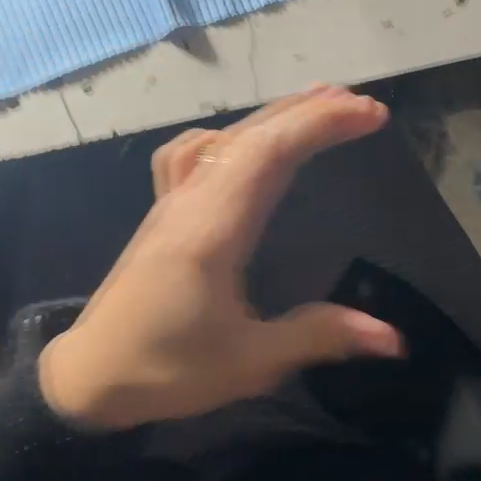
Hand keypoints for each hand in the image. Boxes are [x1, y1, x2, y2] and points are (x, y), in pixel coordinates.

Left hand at [39, 87, 405, 428]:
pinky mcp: (161, 213)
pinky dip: (231, 134)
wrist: (88, 376)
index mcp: (213, 229)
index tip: (370, 115)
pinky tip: (243, 143)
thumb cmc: (165, 369)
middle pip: (251, 135)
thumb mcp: (249, 362)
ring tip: (315, 105)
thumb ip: (318, 337)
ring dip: (272, 116)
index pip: (271, 153)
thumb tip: (393, 337)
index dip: (321, 125)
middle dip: (308, 112)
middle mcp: (190, 201)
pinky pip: (193, 153)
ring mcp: (170, 202)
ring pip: (223, 138)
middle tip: (360, 104)